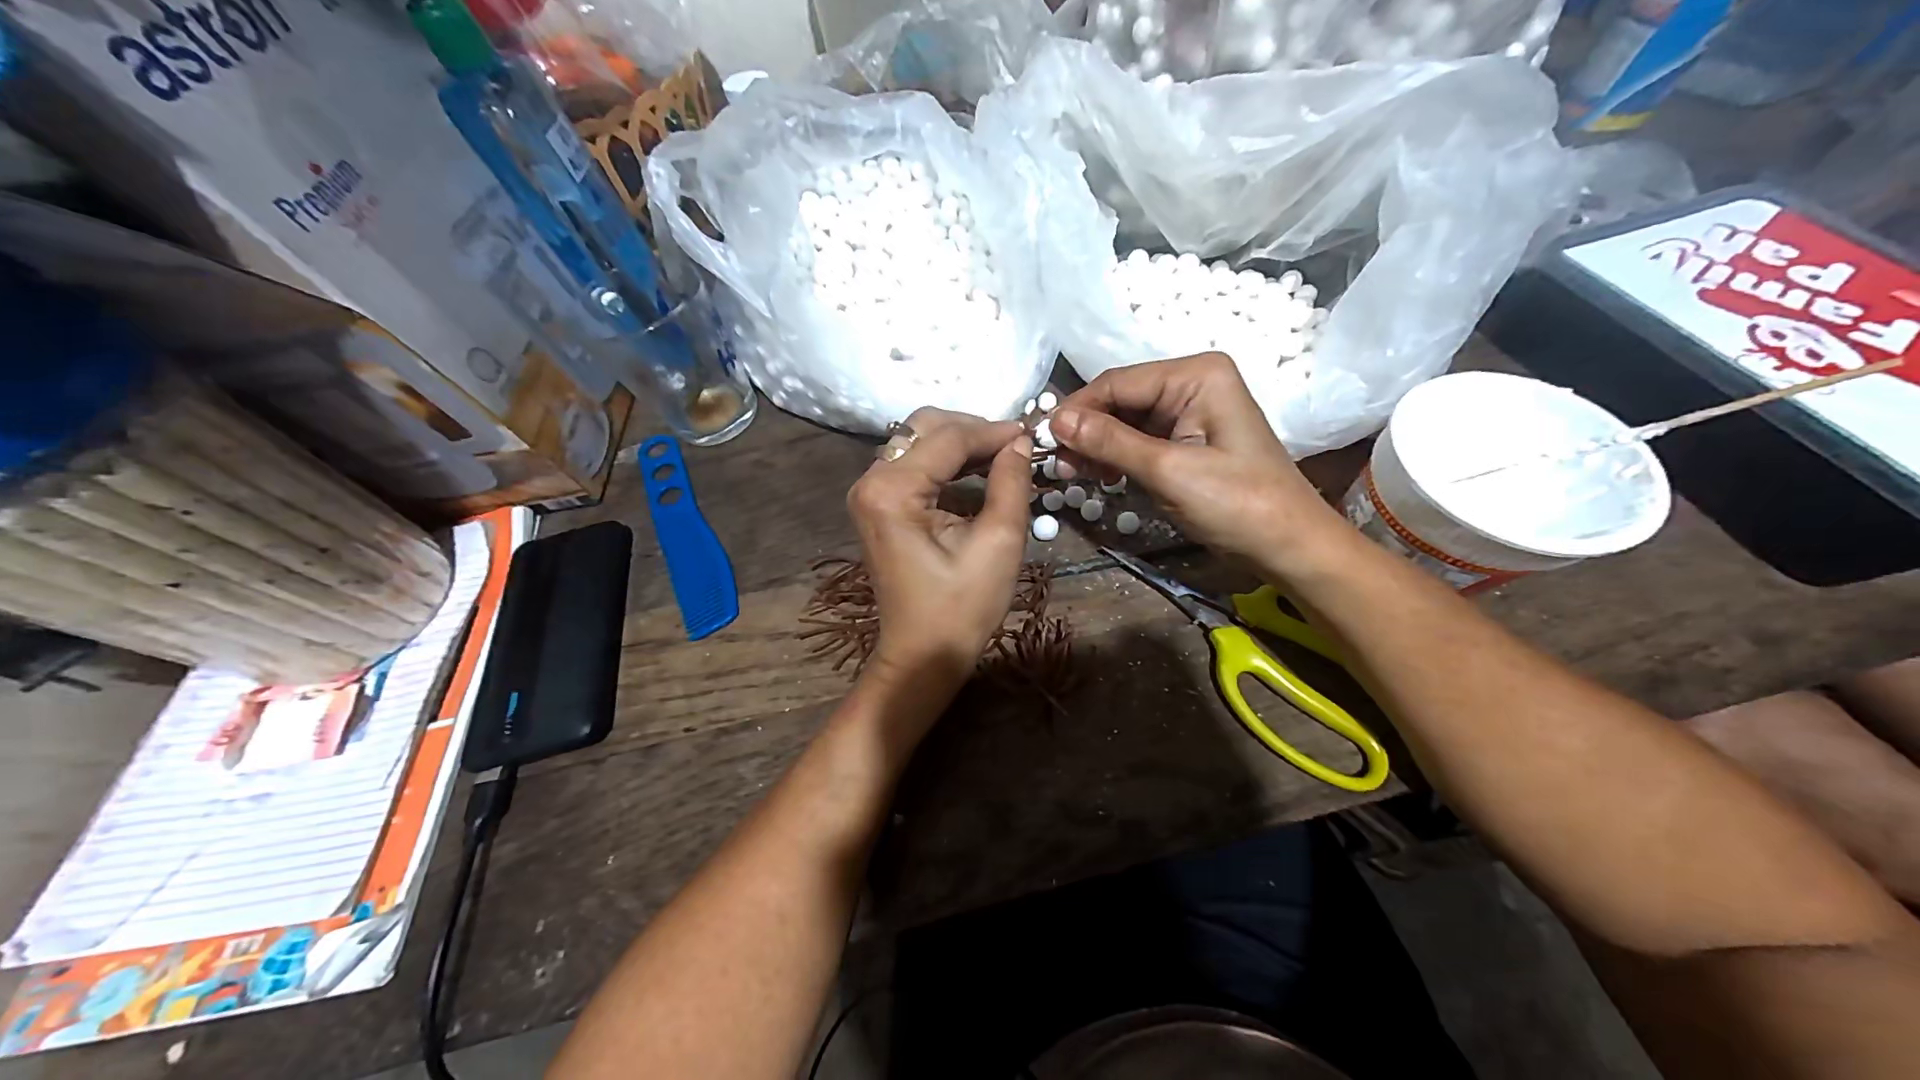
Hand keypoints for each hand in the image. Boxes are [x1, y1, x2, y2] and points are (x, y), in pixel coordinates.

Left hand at [846, 408, 1032, 696]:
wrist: (923, 655)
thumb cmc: (962, 608)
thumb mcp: (998, 543)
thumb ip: (1010, 483)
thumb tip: (1021, 442)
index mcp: (893, 491)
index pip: (948, 439)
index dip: (994, 432)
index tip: (1033, 433)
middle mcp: (871, 482)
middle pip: (925, 429)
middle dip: (973, 430)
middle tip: (1015, 446)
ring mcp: (869, 493)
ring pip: (918, 443)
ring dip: (960, 444)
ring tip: (1003, 458)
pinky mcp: (877, 506)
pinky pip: (912, 466)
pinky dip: (946, 464)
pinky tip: (978, 474)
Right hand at [1050, 353, 1352, 577]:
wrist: (1288, 546)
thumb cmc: (1237, 504)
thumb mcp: (1168, 471)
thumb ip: (1110, 442)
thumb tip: (1056, 420)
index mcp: (1196, 375)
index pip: (1117, 382)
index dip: (1076, 410)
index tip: (1041, 440)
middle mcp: (1192, 384)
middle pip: (1119, 400)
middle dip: (1085, 431)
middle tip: (1055, 464)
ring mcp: (1189, 413)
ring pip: (1124, 422)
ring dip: (1096, 447)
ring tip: (1072, 474)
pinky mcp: (1186, 442)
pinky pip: (1138, 441)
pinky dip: (1115, 458)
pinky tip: (1098, 476)